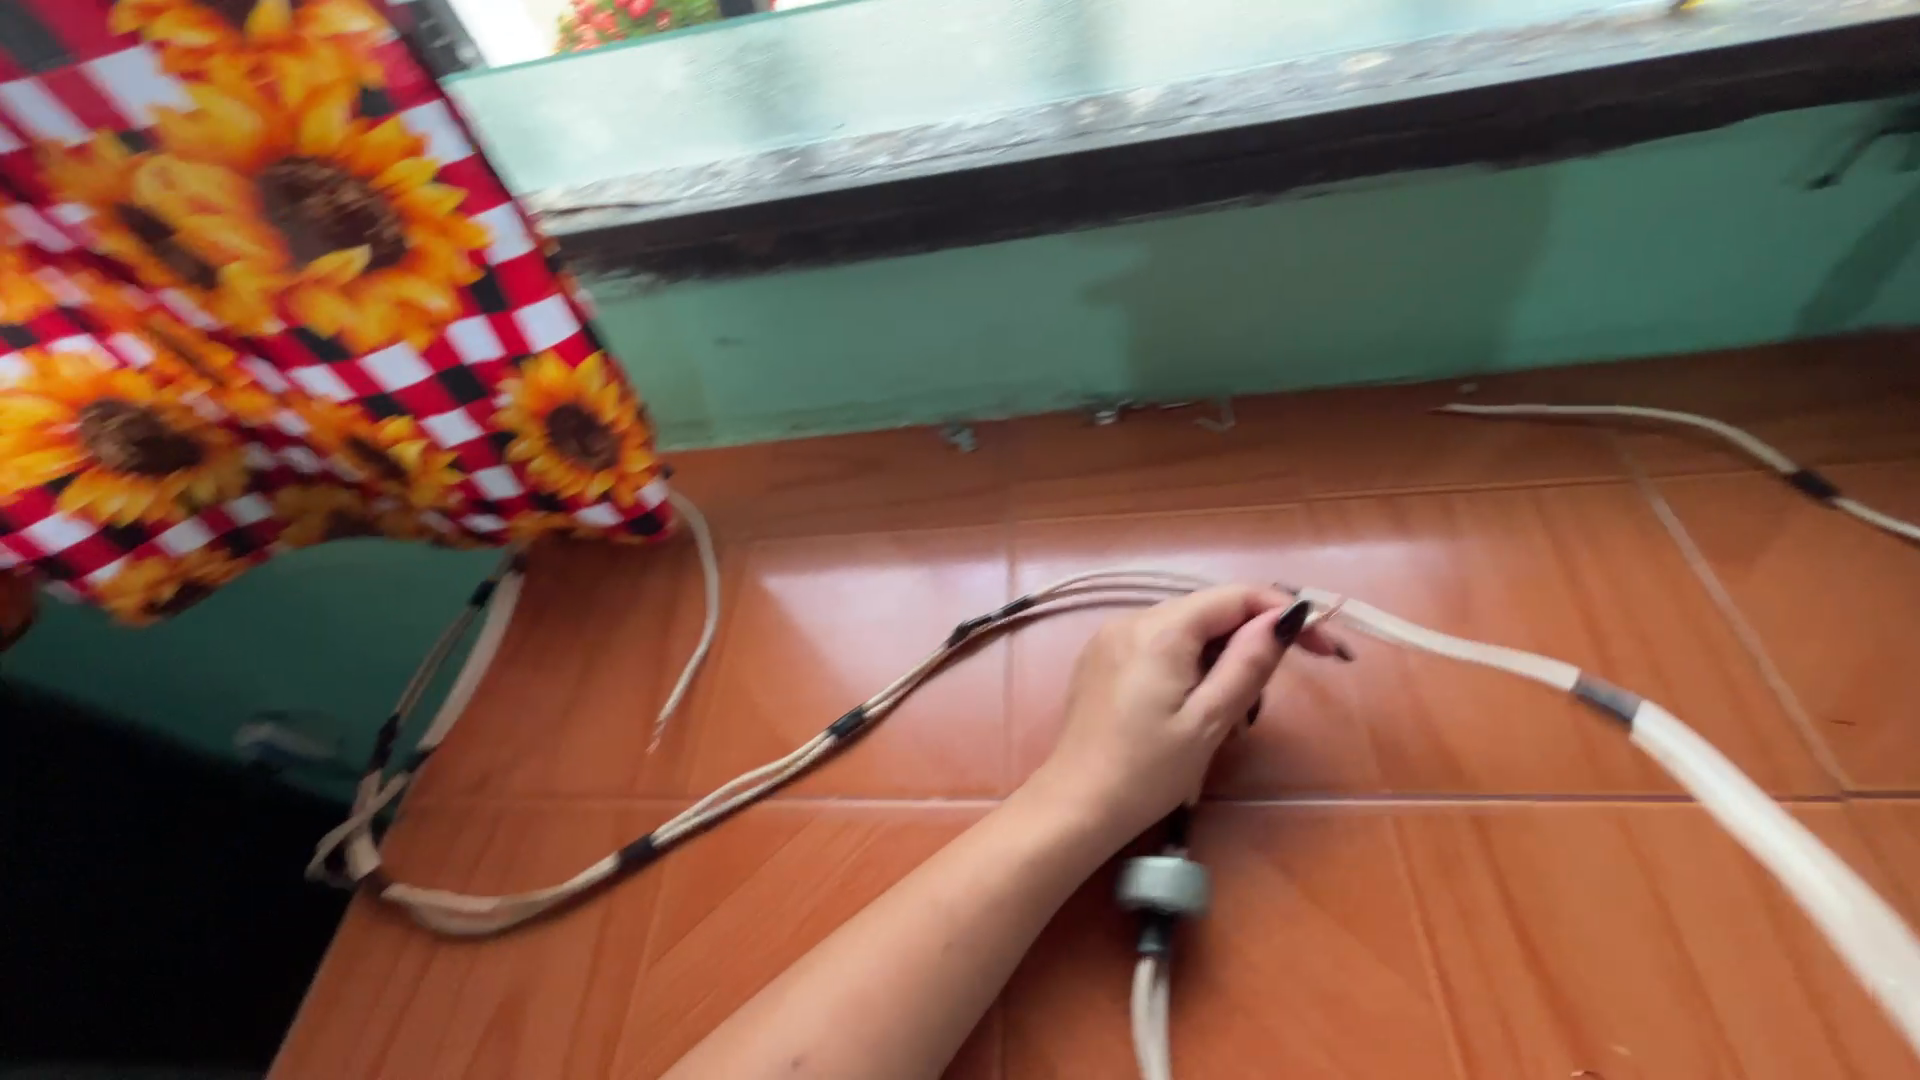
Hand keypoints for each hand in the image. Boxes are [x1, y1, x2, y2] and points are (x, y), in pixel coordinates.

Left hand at [1022, 585, 1339, 846]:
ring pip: (1185, 633)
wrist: (1077, 805)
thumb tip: (1286, 618)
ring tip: (1221, 722)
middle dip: (1247, 648)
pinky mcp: (1101, 661)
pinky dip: (1185, 670)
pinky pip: (1157, 649)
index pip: (1235, 597)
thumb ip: (1248, 663)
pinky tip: (1187, 713)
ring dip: (1217, 664)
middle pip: (1209, 614)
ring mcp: (1110, 639)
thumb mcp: (1209, 720)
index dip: (1284, 614)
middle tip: (1259, 707)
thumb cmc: (1147, 771)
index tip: (1326, 649)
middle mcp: (1130, 621)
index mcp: (1159, 630)